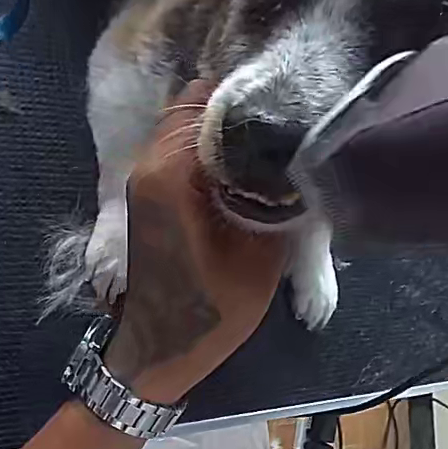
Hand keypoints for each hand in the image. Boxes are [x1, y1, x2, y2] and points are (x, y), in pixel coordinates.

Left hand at [103, 83, 288, 401]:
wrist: (161, 349)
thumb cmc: (211, 311)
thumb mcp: (262, 255)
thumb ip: (282, 194)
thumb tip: (302, 150)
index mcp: (172, 171)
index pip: (217, 99)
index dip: (260, 99)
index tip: (298, 110)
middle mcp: (150, 162)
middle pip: (199, 104)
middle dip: (243, 110)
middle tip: (289, 129)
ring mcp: (144, 178)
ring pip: (188, 125)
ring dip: (226, 131)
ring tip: (272, 149)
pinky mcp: (149, 194)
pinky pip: (181, 150)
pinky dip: (211, 151)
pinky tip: (246, 171)